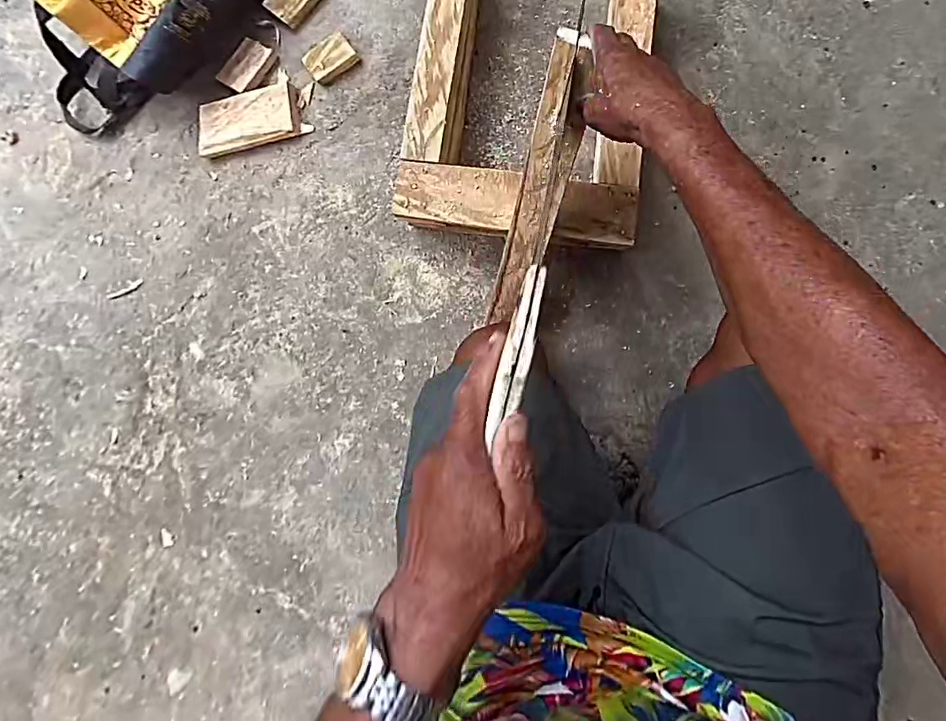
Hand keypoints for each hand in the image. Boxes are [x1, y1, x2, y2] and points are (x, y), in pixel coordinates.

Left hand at [375, 325, 543, 697]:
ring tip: (509, 410)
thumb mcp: (519, 523)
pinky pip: (454, 447)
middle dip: (489, 380)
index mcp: (464, 460)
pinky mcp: (426, 484)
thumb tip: (514, 420)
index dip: (487, 362)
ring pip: (462, 428)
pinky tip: (491, 454)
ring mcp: (428, 470)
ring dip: (483, 413)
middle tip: (513, 358)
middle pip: (467, 405)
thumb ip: (517, 467)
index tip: (502, 335)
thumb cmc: (480, 568)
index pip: (473, 396)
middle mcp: (440, 456)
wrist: (428, 609)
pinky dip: (474, 436)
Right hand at [579, 24, 715, 147]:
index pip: (602, 34)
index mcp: (613, 56)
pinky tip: (646, 101)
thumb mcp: (597, 115)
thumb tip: (586, 108)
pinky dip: (650, 85)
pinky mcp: (673, 81)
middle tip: (607, 62)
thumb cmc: (634, 112)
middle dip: (616, 51)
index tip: (594, 35)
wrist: (671, 122)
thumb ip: (589, 106)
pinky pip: (658, 77)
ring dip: (634, 70)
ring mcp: (657, 66)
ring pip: (642, 61)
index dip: (596, 35)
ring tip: (626, 87)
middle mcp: (636, 55)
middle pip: (624, 43)